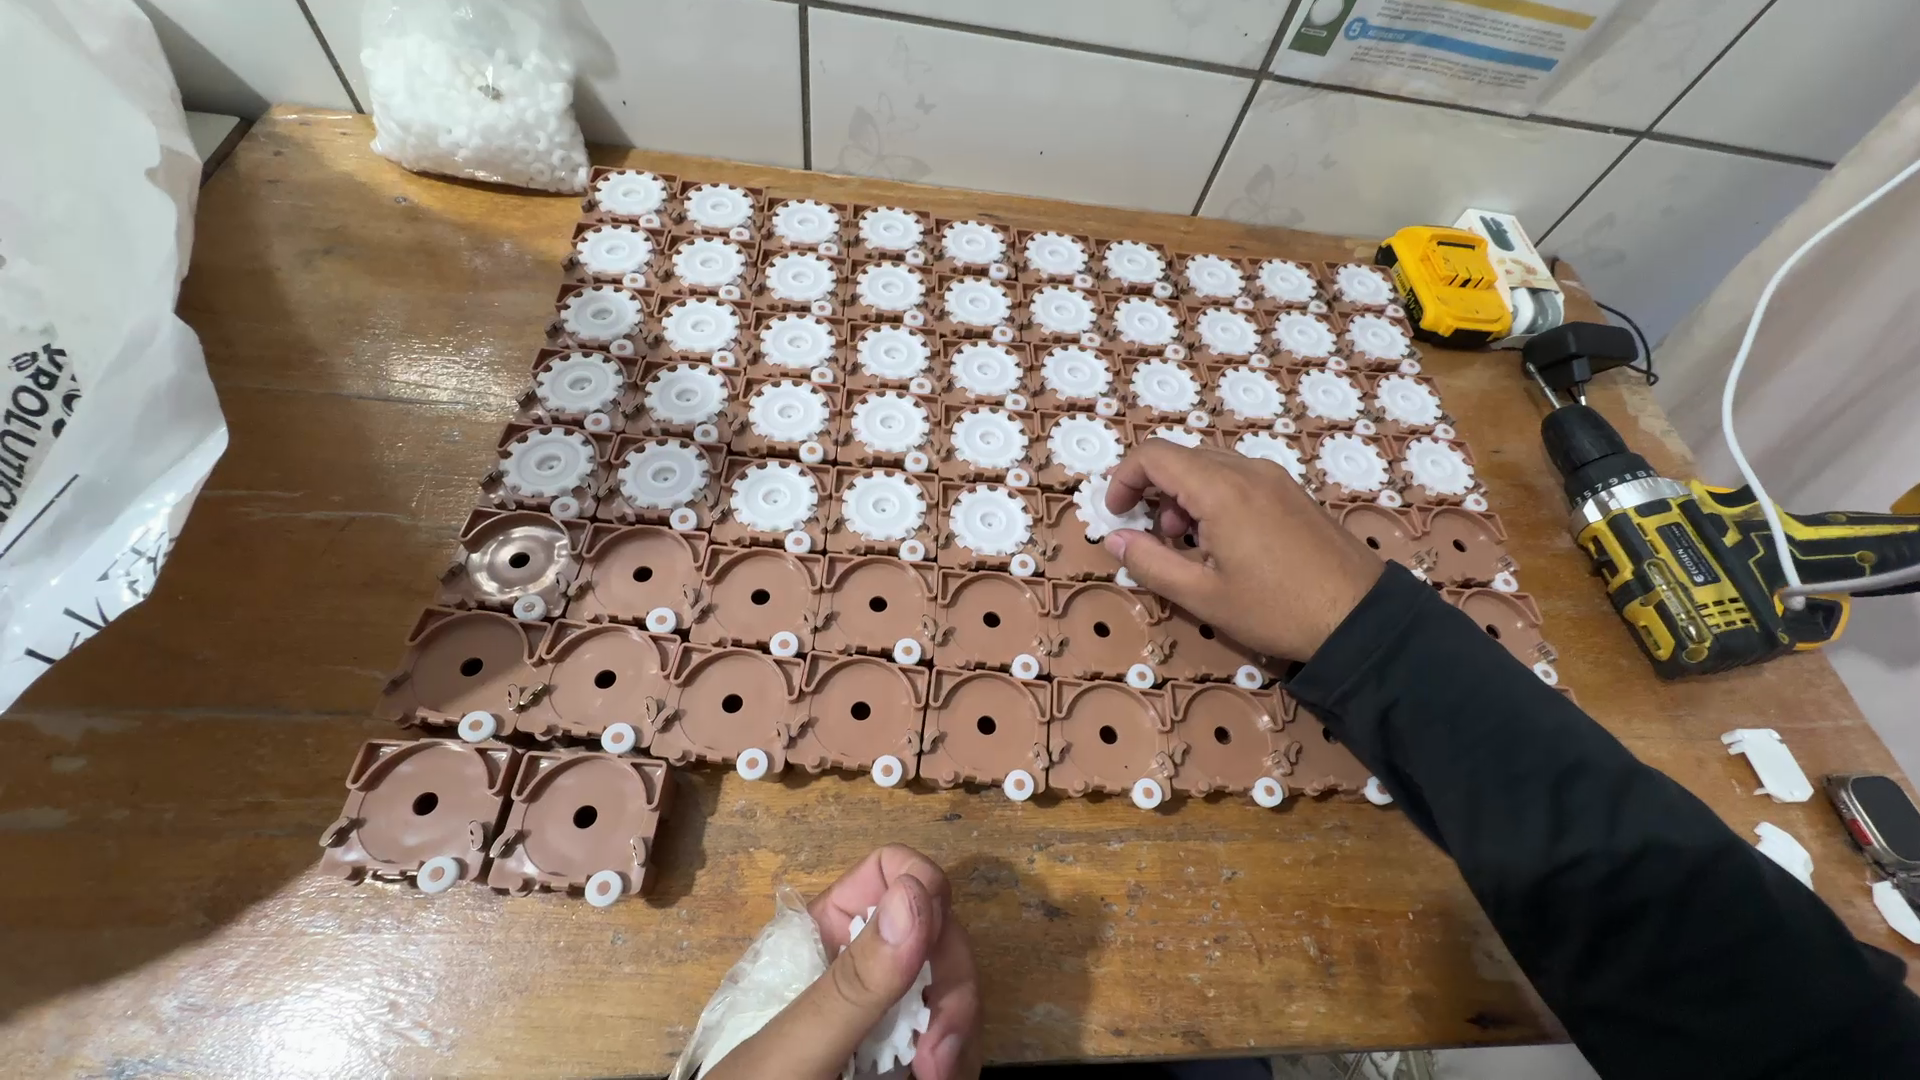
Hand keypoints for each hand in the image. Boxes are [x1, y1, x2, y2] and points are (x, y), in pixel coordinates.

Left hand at [707, 845, 981, 1079]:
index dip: (921, 886)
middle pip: (938, 928)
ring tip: (937, 1078)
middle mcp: (867, 964)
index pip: (887, 871)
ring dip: (960, 1028)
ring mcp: (892, 1011)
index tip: (932, 942)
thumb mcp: (794, 1049)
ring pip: (955, 983)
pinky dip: (960, 1057)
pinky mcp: (911, 1055)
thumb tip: (915, 893)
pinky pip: (959, 1036)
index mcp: (826, 936)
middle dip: (950, 981)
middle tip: (938, 1051)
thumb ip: (852, 981)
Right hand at [1102, 440, 1383, 660]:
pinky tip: (1224, 543)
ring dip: (1183, 497)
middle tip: (1158, 540)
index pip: (1153, 455)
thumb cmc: (1275, 608)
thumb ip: (1149, 563)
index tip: (1117, 515)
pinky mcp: (1291, 491)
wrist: (1361, 618)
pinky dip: (1212, 498)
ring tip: (1191, 547)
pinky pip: (1237, 478)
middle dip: (1154, 492)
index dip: (1123, 479)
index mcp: (1220, 489)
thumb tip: (1113, 539)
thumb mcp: (1201, 595)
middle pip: (1180, 458)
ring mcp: (1274, 477)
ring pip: (1209, 467)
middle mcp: (1247, 470)